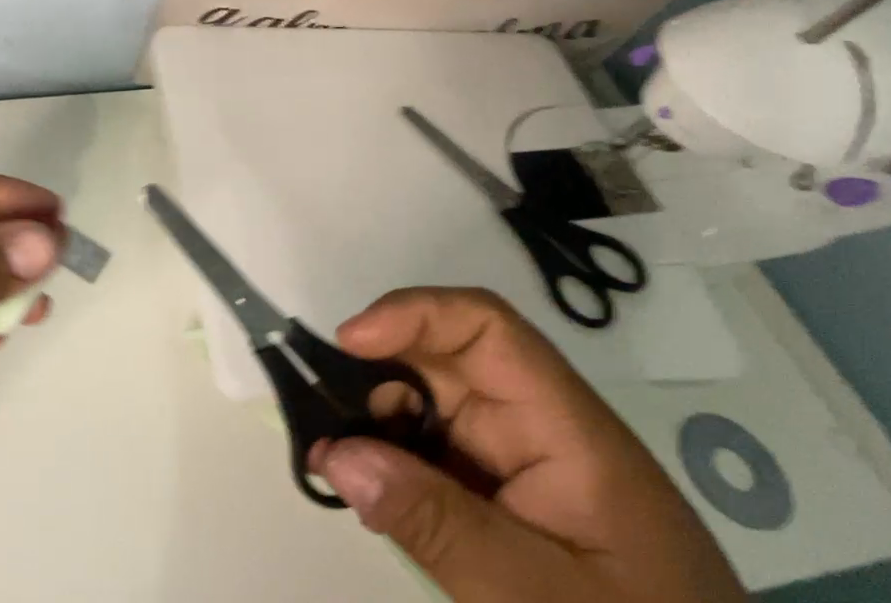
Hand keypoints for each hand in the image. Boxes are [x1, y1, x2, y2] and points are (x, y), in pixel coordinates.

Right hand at [310, 288, 746, 602]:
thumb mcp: (535, 594)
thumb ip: (437, 524)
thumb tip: (335, 454)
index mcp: (567, 431)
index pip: (487, 329)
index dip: (414, 315)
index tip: (346, 345)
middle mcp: (539, 431)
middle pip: (445, 364)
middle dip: (375, 378)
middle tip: (323, 430)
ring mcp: (520, 467)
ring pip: (430, 410)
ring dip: (375, 426)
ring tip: (332, 466)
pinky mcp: (504, 502)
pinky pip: (433, 458)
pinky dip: (390, 466)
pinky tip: (367, 496)